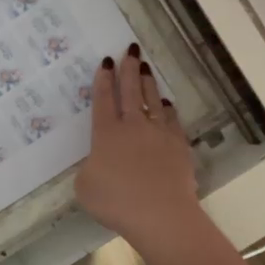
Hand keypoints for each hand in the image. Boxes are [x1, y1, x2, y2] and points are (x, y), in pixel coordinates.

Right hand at [75, 43, 202, 247]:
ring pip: (152, 100)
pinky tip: (166, 104)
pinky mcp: (178, 146)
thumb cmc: (116, 202)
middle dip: (128, 69)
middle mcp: (133, 127)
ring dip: (148, 83)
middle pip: (130, 92)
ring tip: (145, 67)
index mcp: (106, 134)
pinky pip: (172, 120)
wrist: (160, 214)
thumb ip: (90, 168)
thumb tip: (100, 162)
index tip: (106, 62)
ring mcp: (159, 134)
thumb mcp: (85, 187)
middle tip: (130, 50)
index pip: (103, 100)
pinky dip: (167, 109)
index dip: (103, 80)